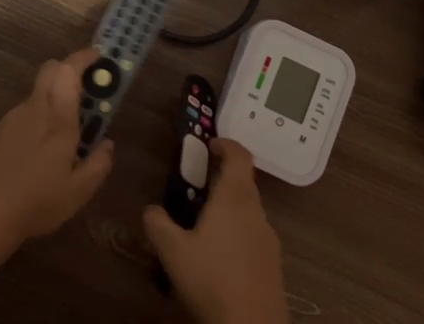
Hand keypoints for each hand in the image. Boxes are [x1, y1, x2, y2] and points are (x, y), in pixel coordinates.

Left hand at [0, 48, 114, 252]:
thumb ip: (99, 164)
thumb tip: (108, 144)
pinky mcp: (0, 128)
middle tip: (88, 87)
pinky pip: (27, 109)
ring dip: (56, 94)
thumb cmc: (38, 203)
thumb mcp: (79, 192)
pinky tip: (43, 144)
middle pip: (50, 69)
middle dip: (70, 68)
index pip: (68, 70)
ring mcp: (14, 116)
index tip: (99, 57)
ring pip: (39, 90)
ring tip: (68, 125)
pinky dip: (41, 112)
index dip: (84, 58)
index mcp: (58, 119)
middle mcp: (35, 109)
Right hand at [144, 138, 286, 323]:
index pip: (240, 155)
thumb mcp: (173, 251)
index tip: (210, 144)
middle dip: (222, 177)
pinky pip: (253, 234)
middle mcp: (256, 211)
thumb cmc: (212, 279)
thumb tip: (150, 209)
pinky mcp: (272, 262)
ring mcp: (268, 238)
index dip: (227, 144)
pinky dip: (237, 231)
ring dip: (229, 206)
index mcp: (235, 198)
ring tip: (203, 223)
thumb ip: (158, 224)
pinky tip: (219, 256)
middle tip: (197, 185)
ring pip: (249, 209)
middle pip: (244, 181)